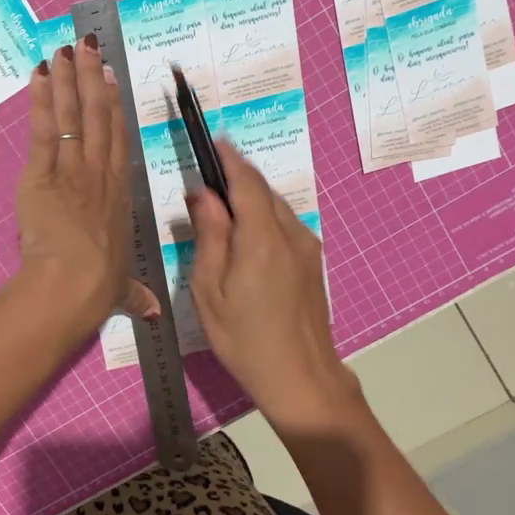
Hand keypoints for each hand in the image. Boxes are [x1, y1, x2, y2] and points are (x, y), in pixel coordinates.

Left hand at [14, 38, 158, 337]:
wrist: (71, 284)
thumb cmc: (97, 288)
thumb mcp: (120, 291)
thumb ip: (132, 295)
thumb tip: (150, 310)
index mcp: (119, 196)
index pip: (118, 141)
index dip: (115, 106)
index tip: (111, 78)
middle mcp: (100, 174)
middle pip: (99, 116)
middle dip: (92, 78)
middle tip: (87, 46)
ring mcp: (73, 170)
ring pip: (73, 116)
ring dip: (68, 79)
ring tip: (64, 49)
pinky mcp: (43, 173)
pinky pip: (44, 131)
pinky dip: (40, 101)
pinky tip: (39, 75)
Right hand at [186, 140, 361, 430]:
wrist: (299, 375)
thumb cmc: (243, 337)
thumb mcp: (209, 288)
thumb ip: (209, 236)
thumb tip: (204, 194)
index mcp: (262, 237)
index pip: (246, 182)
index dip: (228, 157)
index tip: (211, 139)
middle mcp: (291, 233)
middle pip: (263, 191)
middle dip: (235, 175)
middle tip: (205, 171)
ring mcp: (306, 248)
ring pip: (274, 208)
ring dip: (248, 197)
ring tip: (218, 202)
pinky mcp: (311, 263)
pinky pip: (282, 226)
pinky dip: (259, 217)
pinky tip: (241, 232)